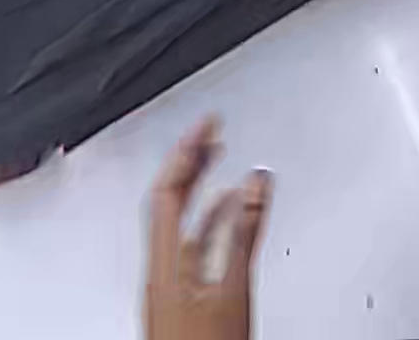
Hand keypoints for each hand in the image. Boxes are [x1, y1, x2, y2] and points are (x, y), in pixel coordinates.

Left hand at [145, 116, 272, 339]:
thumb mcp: (231, 290)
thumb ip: (245, 231)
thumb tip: (255, 180)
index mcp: (167, 262)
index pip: (168, 189)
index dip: (186, 149)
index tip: (207, 121)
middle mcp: (164, 268)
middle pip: (169, 200)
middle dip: (190, 160)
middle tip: (212, 130)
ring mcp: (172, 284)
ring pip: (181, 220)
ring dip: (201, 184)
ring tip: (220, 156)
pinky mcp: (186, 298)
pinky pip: (196, 241)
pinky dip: (214, 216)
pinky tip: (231, 211)